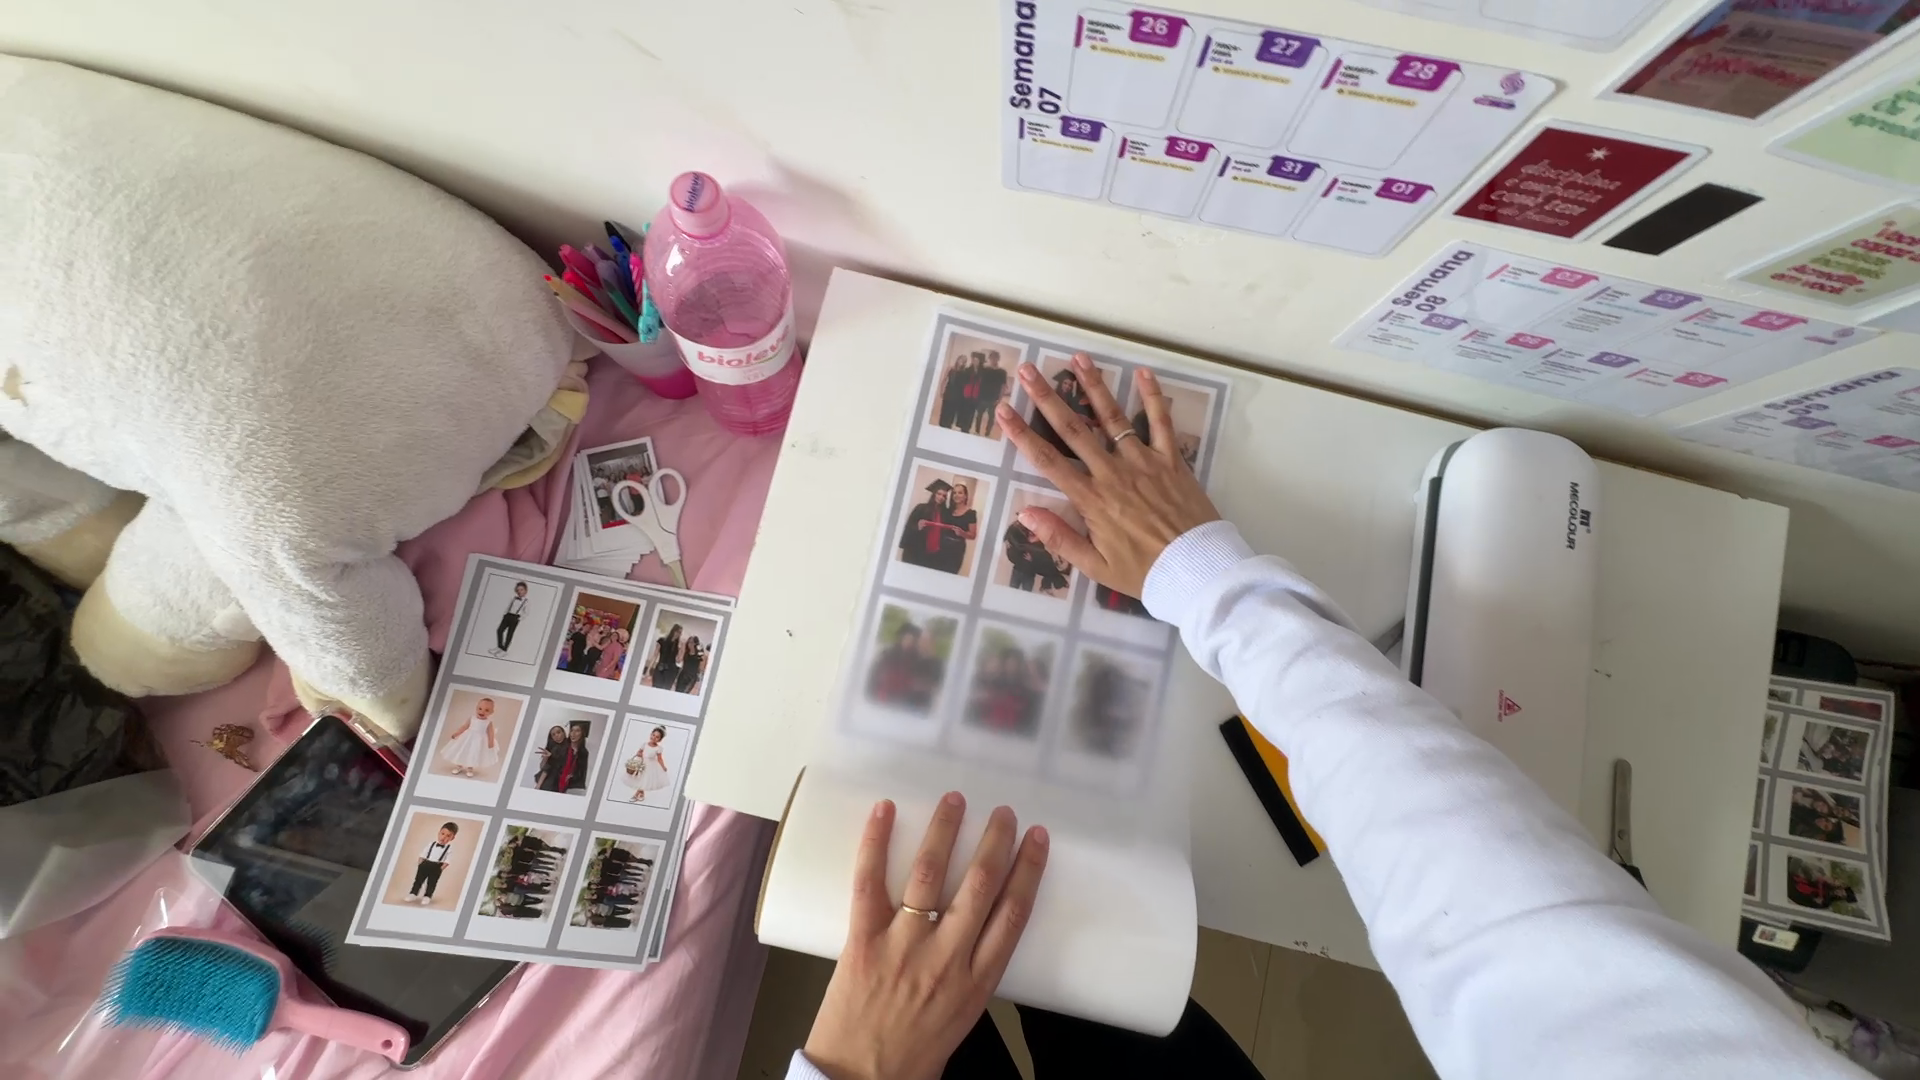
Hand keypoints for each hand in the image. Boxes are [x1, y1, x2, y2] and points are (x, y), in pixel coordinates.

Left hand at [803, 794, 1049, 1079]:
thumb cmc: (914, 1053)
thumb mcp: (964, 1017)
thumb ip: (974, 969)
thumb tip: (983, 921)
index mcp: (976, 982)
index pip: (1012, 915)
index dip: (1028, 870)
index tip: (1037, 838)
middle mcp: (946, 957)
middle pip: (980, 886)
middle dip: (995, 841)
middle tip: (1003, 812)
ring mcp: (903, 944)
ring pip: (930, 873)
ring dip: (946, 830)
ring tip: (955, 799)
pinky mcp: (863, 938)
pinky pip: (869, 881)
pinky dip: (876, 841)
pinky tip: (885, 808)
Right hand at [997, 354, 1219, 598]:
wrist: (1197, 571)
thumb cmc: (1143, 572)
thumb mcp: (1095, 566)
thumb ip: (1059, 538)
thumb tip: (1024, 514)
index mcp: (1091, 499)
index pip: (1048, 461)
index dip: (1022, 435)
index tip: (1003, 410)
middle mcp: (1113, 473)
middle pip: (1074, 429)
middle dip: (1048, 398)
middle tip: (1029, 371)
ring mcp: (1144, 462)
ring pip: (1113, 418)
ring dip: (1094, 386)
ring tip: (1077, 358)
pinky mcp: (1172, 460)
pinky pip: (1161, 423)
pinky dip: (1153, 397)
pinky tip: (1143, 373)